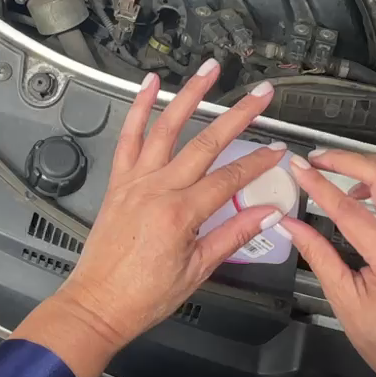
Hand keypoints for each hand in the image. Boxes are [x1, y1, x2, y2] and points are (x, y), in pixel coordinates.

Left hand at [13, 61, 285, 376]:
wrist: (97, 305)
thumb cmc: (144, 296)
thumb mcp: (197, 271)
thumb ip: (233, 235)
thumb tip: (268, 214)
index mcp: (181, 214)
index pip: (230, 179)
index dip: (259, 163)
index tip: (278, 151)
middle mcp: (157, 189)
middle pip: (206, 144)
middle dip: (238, 116)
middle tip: (260, 95)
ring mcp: (135, 181)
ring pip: (166, 128)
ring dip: (189, 95)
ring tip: (209, 71)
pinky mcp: (118, 181)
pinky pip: (128, 137)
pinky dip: (138, 108)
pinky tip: (150, 85)